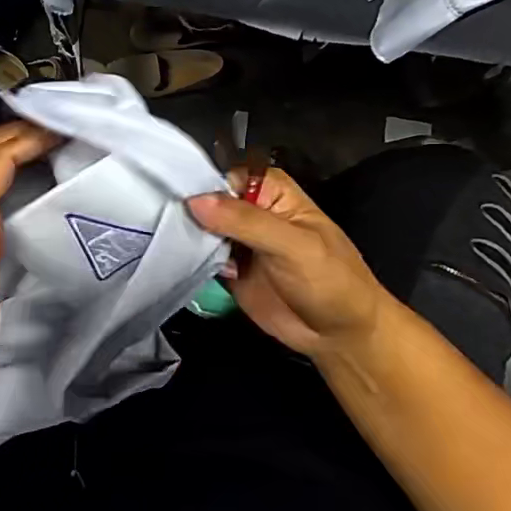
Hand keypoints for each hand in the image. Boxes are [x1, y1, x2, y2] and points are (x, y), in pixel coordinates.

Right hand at [186, 168, 389, 358]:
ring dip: (186, 236)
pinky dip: (188, 258)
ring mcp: (235, 238)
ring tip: (179, 246)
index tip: (173, 197)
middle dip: (187, 212)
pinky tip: (186, 264)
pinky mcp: (225, 265)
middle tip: (170, 224)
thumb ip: (246, 221)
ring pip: (198, 226)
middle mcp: (248, 208)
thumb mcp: (293, 246)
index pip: (223, 175)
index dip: (199, 185)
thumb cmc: (330, 281)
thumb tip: (195, 201)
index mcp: (269, 189)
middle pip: (205, 199)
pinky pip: (198, 254)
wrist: (340, 335)